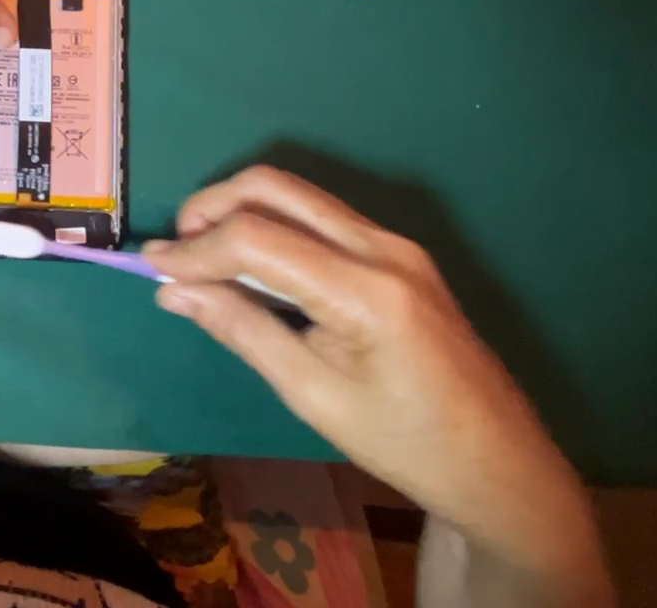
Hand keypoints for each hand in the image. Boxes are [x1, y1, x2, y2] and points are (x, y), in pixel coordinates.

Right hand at [146, 167, 607, 593]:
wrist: (503, 468)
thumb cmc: (403, 442)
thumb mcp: (310, 393)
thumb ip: (239, 328)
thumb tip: (171, 290)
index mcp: (365, 290)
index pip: (255, 238)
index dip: (194, 249)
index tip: (152, 268)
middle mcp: (381, 247)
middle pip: (271, 187)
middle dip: (210, 207)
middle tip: (178, 252)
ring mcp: (393, 243)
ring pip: (292, 192)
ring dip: (236, 211)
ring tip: (205, 257)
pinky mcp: (394, 252)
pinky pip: (314, 214)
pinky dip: (268, 224)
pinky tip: (251, 266)